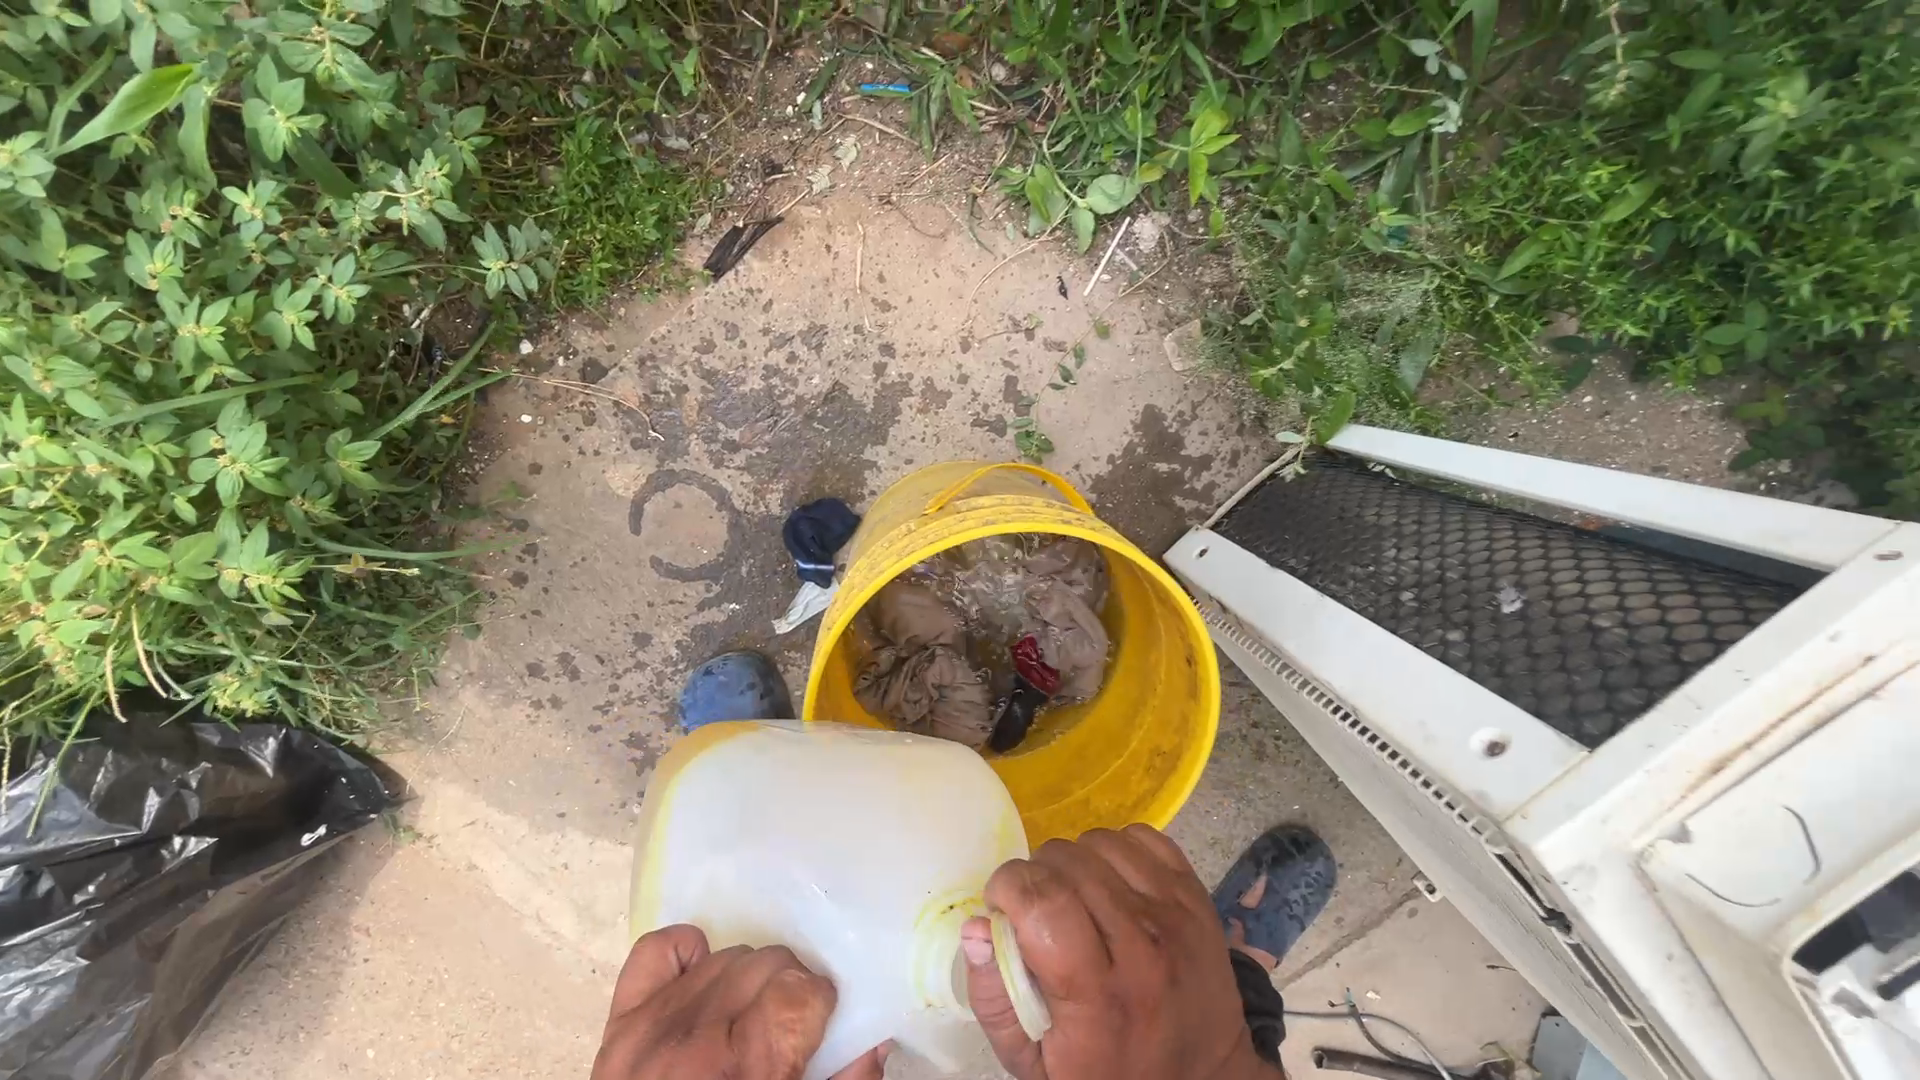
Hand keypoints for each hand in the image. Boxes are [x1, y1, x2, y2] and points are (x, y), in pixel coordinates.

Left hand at [591, 925, 886, 1079]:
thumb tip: (873, 1039)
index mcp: (750, 1064)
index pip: (802, 987)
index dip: (819, 1003)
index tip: (815, 1030)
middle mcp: (699, 1036)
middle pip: (769, 961)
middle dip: (788, 988)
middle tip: (784, 1029)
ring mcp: (654, 1025)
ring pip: (727, 954)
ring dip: (746, 979)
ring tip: (744, 1021)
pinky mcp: (621, 1022)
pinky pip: (658, 950)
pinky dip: (686, 957)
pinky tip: (701, 987)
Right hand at [960, 825, 1278, 1079]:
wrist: (1202, 1079)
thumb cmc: (1107, 1073)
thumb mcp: (1034, 1063)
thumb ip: (994, 999)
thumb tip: (976, 927)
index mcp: (1098, 993)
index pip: (1042, 900)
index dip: (1007, 886)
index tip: (1001, 905)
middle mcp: (1142, 945)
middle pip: (1066, 863)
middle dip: (1035, 874)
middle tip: (1036, 908)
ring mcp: (1174, 914)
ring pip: (1099, 842)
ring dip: (1073, 860)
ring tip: (1074, 896)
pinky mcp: (1195, 893)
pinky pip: (1141, 837)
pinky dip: (1114, 849)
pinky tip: (1109, 881)